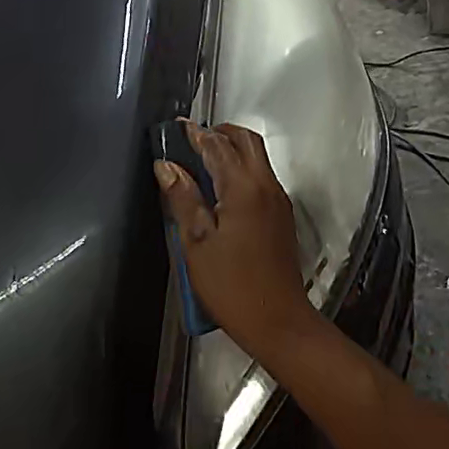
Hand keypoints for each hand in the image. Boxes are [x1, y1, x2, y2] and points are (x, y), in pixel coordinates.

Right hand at [154, 121, 321, 357]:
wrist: (277, 320)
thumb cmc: (231, 285)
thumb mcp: (196, 242)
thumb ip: (183, 198)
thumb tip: (167, 166)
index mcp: (244, 187)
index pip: (218, 146)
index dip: (196, 134)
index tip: (178, 128)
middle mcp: (266, 185)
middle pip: (246, 141)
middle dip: (220, 133)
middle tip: (192, 140)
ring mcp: (278, 200)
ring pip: (256, 158)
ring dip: (232, 150)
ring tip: (200, 162)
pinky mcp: (281, 216)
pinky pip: (260, 178)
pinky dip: (240, 170)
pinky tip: (219, 189)